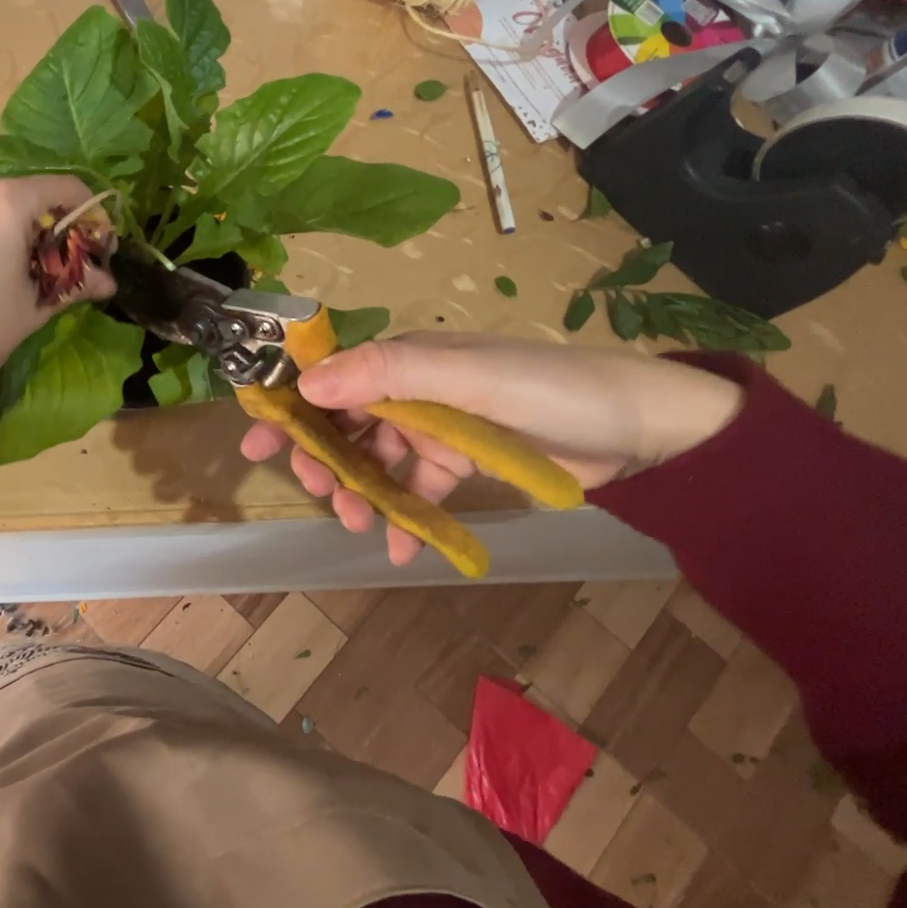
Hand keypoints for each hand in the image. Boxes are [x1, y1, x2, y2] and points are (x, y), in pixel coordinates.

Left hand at [0, 173, 114, 409]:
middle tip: (47, 265)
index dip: (88, 216)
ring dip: (1, 227)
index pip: (65, 188)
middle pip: (21, 194)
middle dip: (42, 226)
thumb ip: (74, 283)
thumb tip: (108, 280)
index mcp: (5, 201)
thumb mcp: (31, 309)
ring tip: (2, 268)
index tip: (94, 246)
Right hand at [240, 333, 744, 564]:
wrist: (650, 430)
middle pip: (344, 425)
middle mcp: (411, 391)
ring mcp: (434, 429)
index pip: (328, 380)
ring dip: (359, 492)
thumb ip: (387, 374)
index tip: (256, 444)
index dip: (288, 410)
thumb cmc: (552, 389)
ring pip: (374, 461)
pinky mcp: (460, 463)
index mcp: (405, 360)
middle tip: (318, 493)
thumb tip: (305, 387)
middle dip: (322, 459)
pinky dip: (404, 517)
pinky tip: (400, 547)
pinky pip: (416, 490)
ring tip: (358, 522)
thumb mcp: (467, 375)